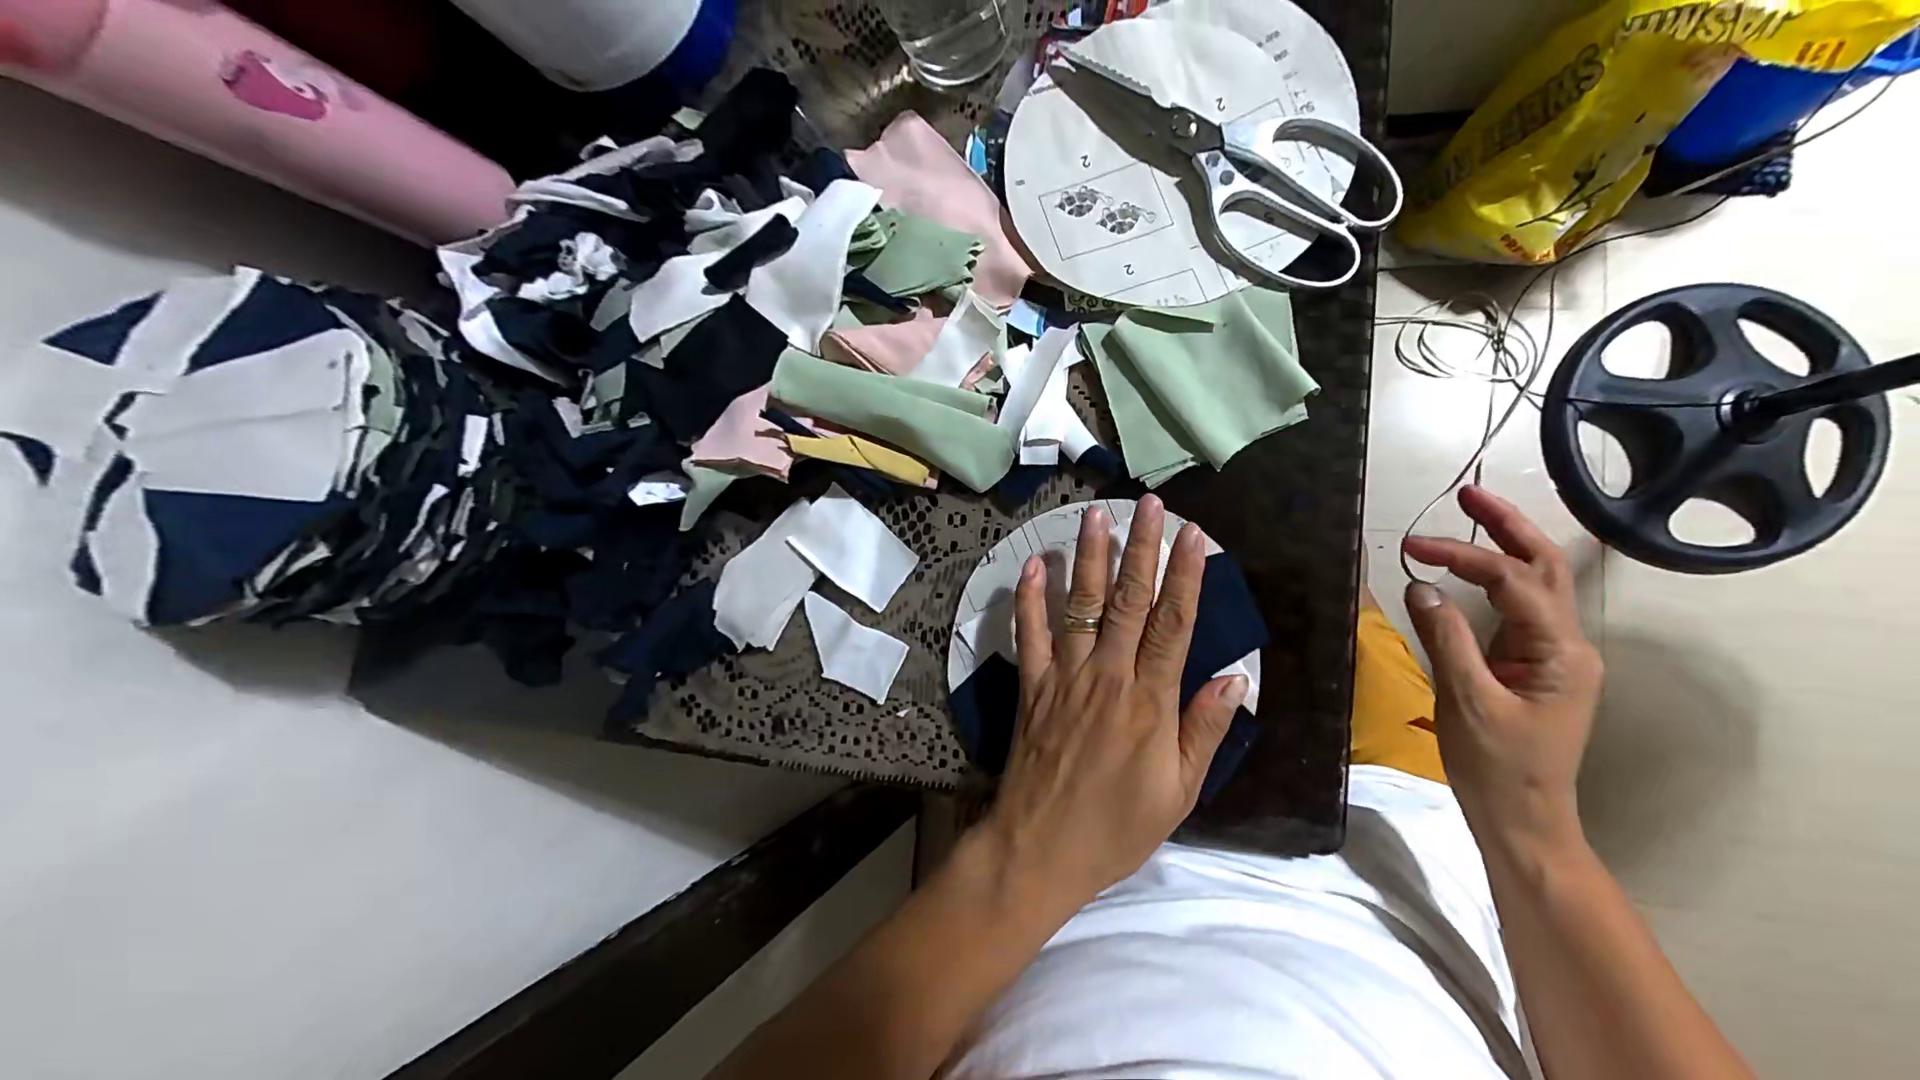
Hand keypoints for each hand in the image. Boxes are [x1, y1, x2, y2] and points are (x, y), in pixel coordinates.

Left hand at [979, 496, 1248, 910]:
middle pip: (1128, 602)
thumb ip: (1204, 730)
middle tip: (1151, 505)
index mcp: (1150, 701)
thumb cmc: (1117, 827)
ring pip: (1080, 607)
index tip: (1195, 535)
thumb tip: (1235, 678)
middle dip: (1142, 549)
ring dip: (1089, 558)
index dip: (1186, 576)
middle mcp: (1107, 676)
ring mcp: (1063, 677)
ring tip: (1096, 515)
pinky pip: (1029, 635)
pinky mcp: (1030, 687)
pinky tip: (1033, 565)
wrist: (1039, 848)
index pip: (1174, 624)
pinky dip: (1030, 599)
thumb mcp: (1179, 791)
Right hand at [1401, 486, 1602, 852]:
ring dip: (1504, 546)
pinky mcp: (1528, 664)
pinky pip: (1513, 609)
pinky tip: (1467, 567)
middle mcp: (1566, 645)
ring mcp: (1549, 654)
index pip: (1513, 583)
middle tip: (1468, 495)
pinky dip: (1491, 578)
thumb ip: (1446, 639)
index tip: (1411, 547)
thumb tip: (1420, 586)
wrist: (1522, 816)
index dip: (1463, 556)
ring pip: (1534, 584)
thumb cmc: (1498, 765)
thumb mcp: (1467, 701)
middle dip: (1508, 527)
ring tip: (1469, 514)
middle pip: (1543, 568)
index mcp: (1561, 653)